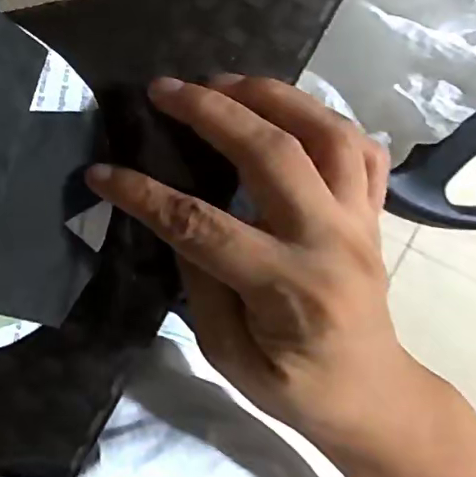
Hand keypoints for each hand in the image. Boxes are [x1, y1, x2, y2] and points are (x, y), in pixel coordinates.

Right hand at [86, 74, 440, 460]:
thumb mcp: (225, 349)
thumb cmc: (291, 384)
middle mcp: (330, 242)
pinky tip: (277, 106)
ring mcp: (360, 222)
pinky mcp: (371, 213)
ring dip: (272, 96)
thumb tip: (171, 217)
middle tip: (162, 89)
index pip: (200, 224)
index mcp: (288, 287)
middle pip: (273, 155)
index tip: (100, 173)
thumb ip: (199, 279)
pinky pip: (358, 148)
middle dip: (210, 112)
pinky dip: (319, 115)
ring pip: (328, 135)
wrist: (375, 396)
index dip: (142, 193)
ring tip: (222, 79)